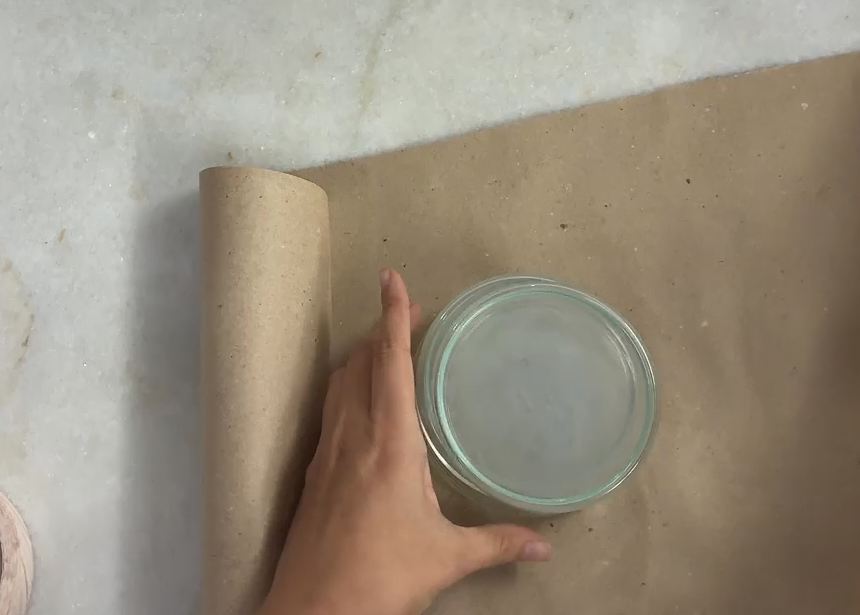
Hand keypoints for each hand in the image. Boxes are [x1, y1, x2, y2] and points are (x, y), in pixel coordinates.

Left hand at [258, 269, 551, 614]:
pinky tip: (360, 400)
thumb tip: (545, 545)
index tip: (391, 277)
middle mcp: (355, 431)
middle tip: (410, 310)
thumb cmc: (380, 576)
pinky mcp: (316, 467)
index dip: (393, 315)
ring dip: (363, 352)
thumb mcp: (445, 558)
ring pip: (342, 379)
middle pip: (364, 360)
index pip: (391, 361)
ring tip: (386, 345)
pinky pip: (332, 405)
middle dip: (384, 327)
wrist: (314, 608)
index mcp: (389, 440)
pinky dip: (348, 383)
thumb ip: (495, 543)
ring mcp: (330, 446)